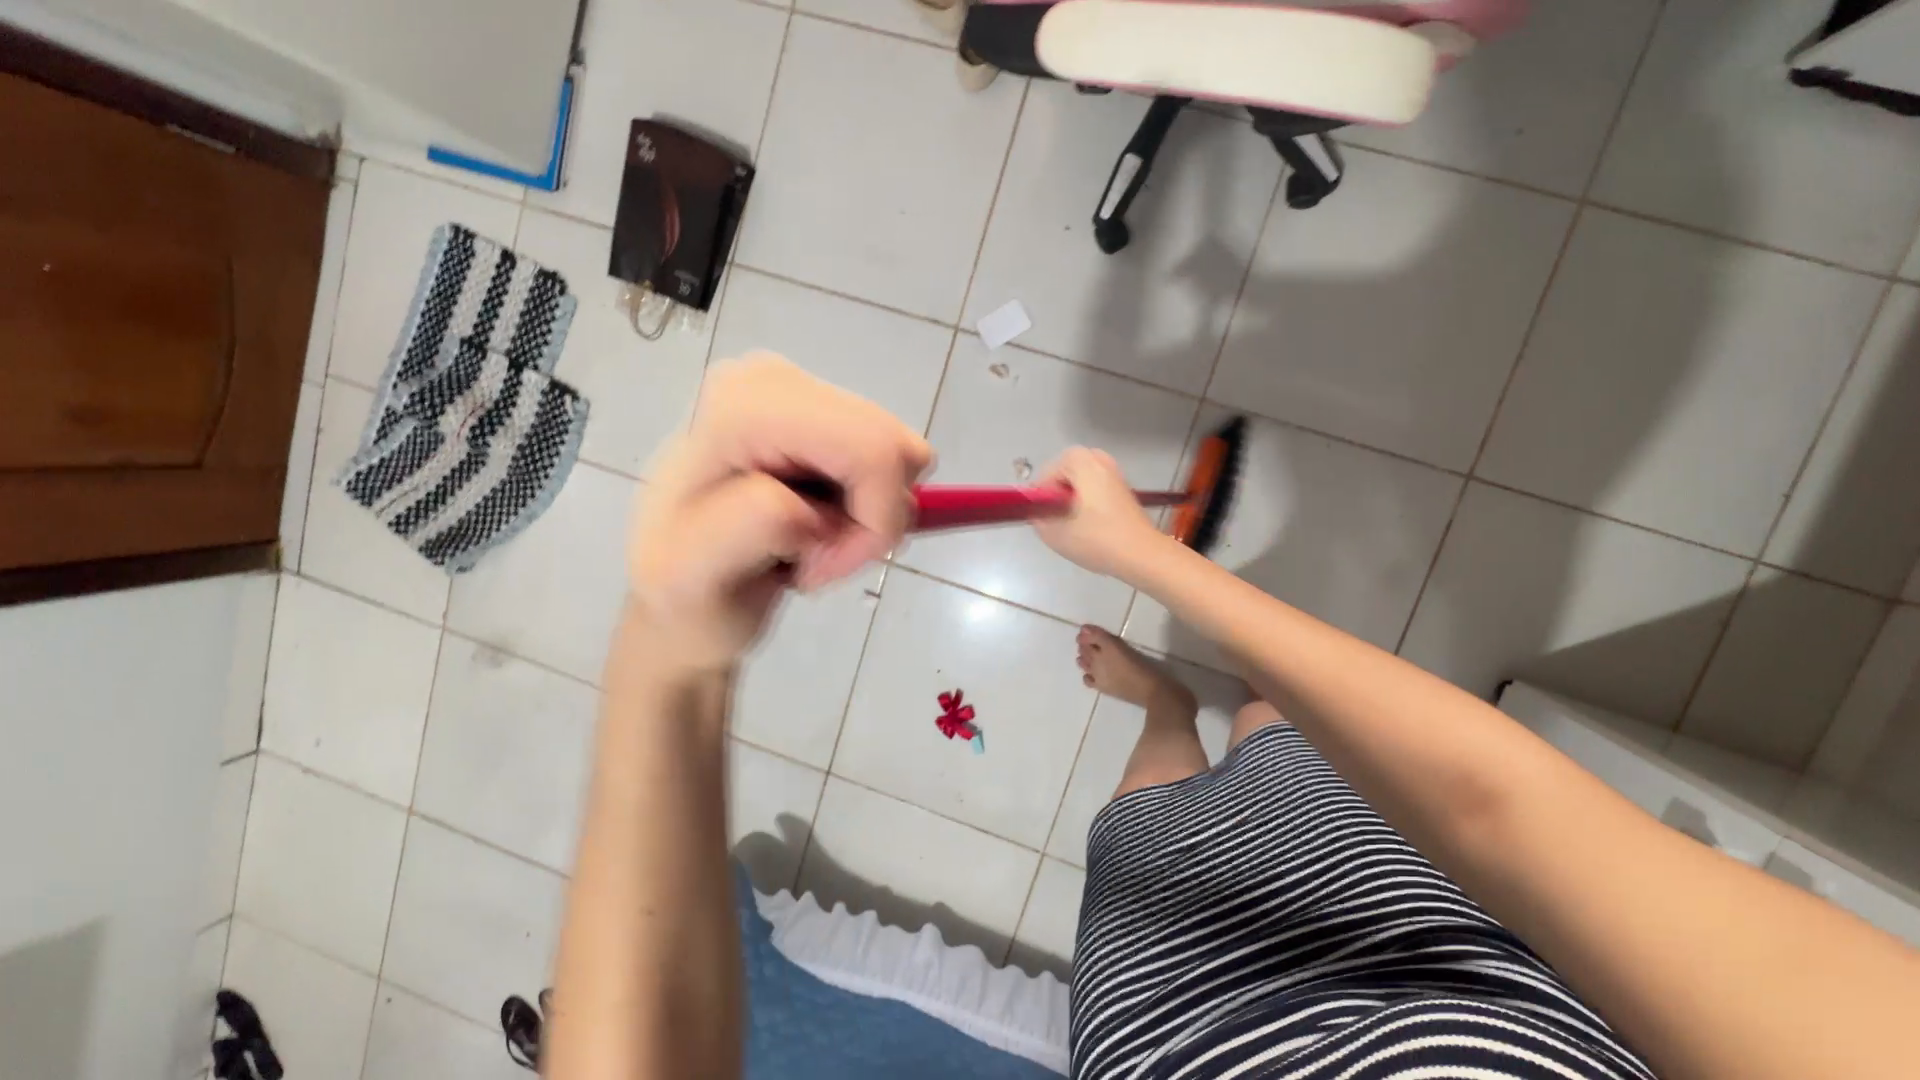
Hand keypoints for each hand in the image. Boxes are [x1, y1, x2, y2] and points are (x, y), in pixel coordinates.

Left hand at [628, 352, 932, 671]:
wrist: (674, 595)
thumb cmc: (683, 597)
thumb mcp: (692, 576)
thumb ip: (745, 527)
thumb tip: (802, 505)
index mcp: (743, 408)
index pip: (872, 448)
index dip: (874, 521)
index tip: (822, 566)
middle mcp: (772, 381)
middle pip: (893, 446)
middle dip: (873, 519)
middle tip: (819, 557)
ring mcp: (796, 390)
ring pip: (898, 454)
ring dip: (870, 515)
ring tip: (811, 544)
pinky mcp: (815, 409)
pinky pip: (886, 457)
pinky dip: (865, 504)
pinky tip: (816, 521)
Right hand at [1032, 447, 1164, 578]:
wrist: (1142, 554)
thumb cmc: (1097, 540)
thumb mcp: (1054, 533)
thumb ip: (1036, 516)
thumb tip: (1036, 511)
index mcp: (1080, 461)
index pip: (1044, 476)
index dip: (1042, 499)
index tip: (1049, 520)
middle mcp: (1098, 458)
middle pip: (1062, 476)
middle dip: (1057, 496)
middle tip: (1060, 521)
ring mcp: (1114, 471)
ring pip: (1078, 483)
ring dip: (1072, 500)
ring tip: (1076, 526)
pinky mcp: (1123, 486)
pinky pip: (1093, 488)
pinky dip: (1088, 502)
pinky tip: (1093, 526)